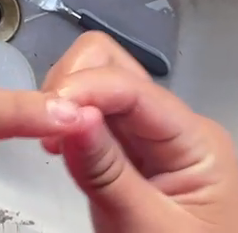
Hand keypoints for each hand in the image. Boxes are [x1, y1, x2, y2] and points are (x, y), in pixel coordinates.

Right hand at [41, 33, 237, 232]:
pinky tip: (58, 151)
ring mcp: (150, 138)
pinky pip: (92, 117)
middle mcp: (172, 125)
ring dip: (66, 100)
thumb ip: (107, 173)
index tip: (43, 114)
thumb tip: (67, 112)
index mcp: (194, 138)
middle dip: (72, 84)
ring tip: (51, 144)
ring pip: (96, 84)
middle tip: (46, 128)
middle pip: (112, 65)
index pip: (130, 85)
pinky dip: (68, 122)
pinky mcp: (129, 156)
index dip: (84, 88)